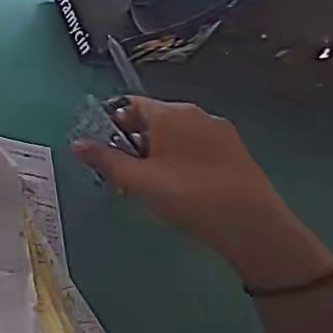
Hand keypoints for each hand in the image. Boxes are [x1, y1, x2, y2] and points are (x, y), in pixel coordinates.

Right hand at [72, 96, 332, 292]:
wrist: (253, 227)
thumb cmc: (190, 197)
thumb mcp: (138, 181)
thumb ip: (105, 160)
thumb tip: (78, 144)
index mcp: (171, 113)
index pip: (129, 104)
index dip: (111, 125)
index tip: (104, 151)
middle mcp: (196, 114)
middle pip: (151, 119)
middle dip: (132, 142)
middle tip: (124, 173)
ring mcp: (218, 131)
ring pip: (173, 135)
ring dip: (155, 153)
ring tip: (150, 185)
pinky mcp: (233, 150)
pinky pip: (194, 146)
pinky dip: (178, 159)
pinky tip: (178, 188)